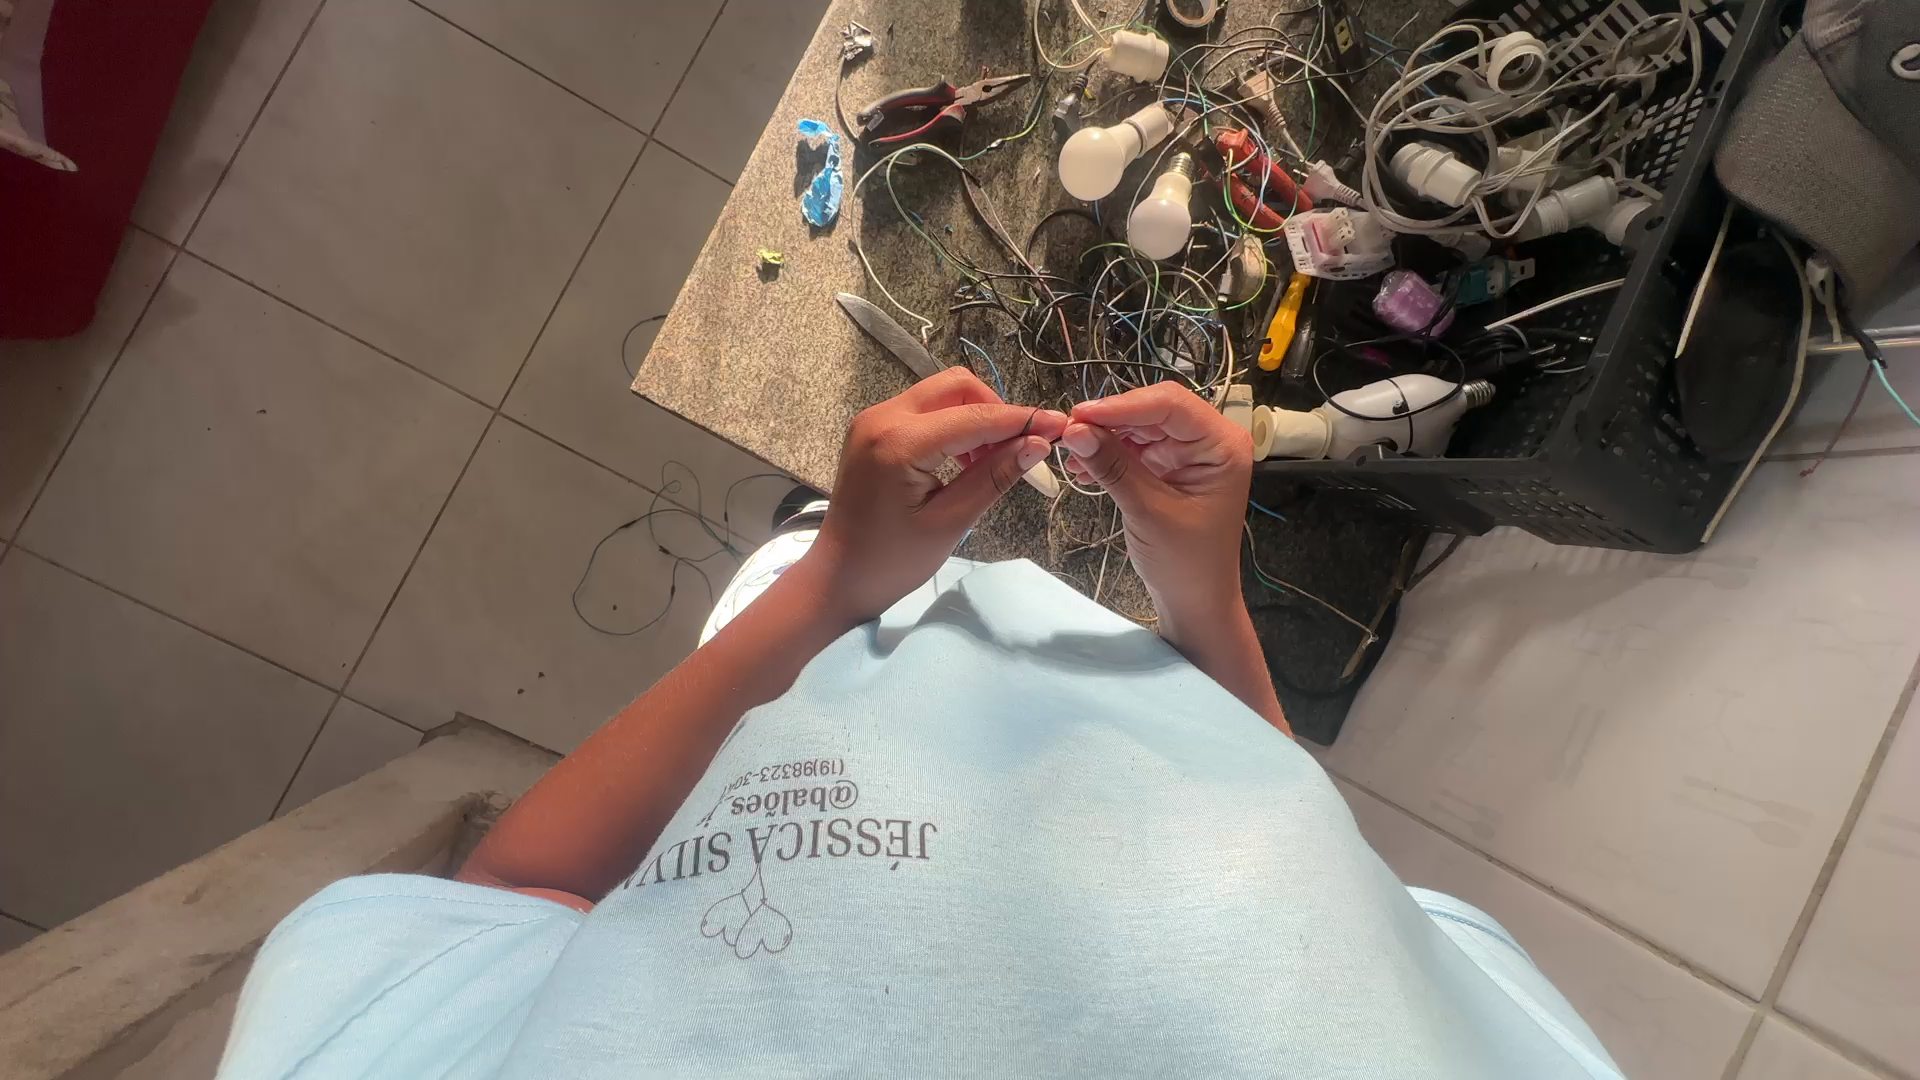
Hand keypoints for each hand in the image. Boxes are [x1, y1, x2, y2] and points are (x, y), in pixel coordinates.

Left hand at [805, 368, 1067, 622]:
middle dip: (995, 410)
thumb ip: (993, 478)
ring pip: (940, 395)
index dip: (1021, 421)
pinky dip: (952, 426)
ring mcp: (873, 420)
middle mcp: (882, 417)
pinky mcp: (872, 431)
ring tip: (991, 463)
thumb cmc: (891, 562)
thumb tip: (1036, 445)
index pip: (975, 418)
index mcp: (899, 442)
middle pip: (956, 386)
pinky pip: (923, 412)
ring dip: (974, 418)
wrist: (836, 579)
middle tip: (1019, 448)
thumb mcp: (949, 523)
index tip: (1060, 427)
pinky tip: (965, 461)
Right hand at [1059, 382, 1252, 618]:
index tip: (1080, 415)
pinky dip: (1107, 454)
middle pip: (1152, 410)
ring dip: (1103, 436)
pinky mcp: (1166, 468)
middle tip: (1068, 432)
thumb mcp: (1148, 512)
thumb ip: (1113, 467)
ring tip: (1069, 451)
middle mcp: (1207, 440)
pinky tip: (1081, 467)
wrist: (1195, 601)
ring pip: (1138, 427)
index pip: (1170, 405)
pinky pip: (1133, 449)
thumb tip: (1075, 431)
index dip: (1122, 405)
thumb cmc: (1185, 562)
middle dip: (1110, 419)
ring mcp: (1186, 454)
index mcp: (1221, 445)